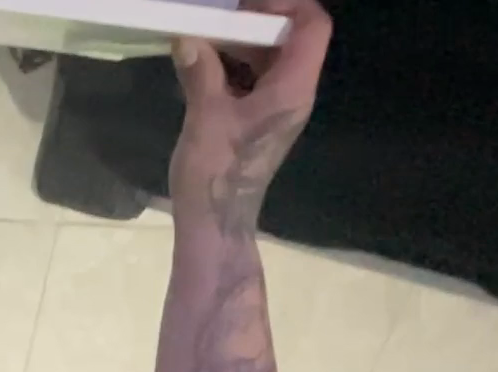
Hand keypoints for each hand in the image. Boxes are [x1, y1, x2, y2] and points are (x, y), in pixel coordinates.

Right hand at [168, 0, 330, 235]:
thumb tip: (187, 38)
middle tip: (216, 22)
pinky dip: (233, 73)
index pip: (310, 26)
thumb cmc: (215, 174)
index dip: (284, 6)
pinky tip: (204, 75)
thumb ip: (200, 74)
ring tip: (205, 46)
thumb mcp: (204, 118)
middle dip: (254, 26)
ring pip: (269, 64)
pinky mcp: (256, 128)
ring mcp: (275, 114)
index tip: (244, 6)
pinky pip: (253, 86)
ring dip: (239, 50)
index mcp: (292, 89)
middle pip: (289, 42)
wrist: (213, 224)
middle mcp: (292, 96)